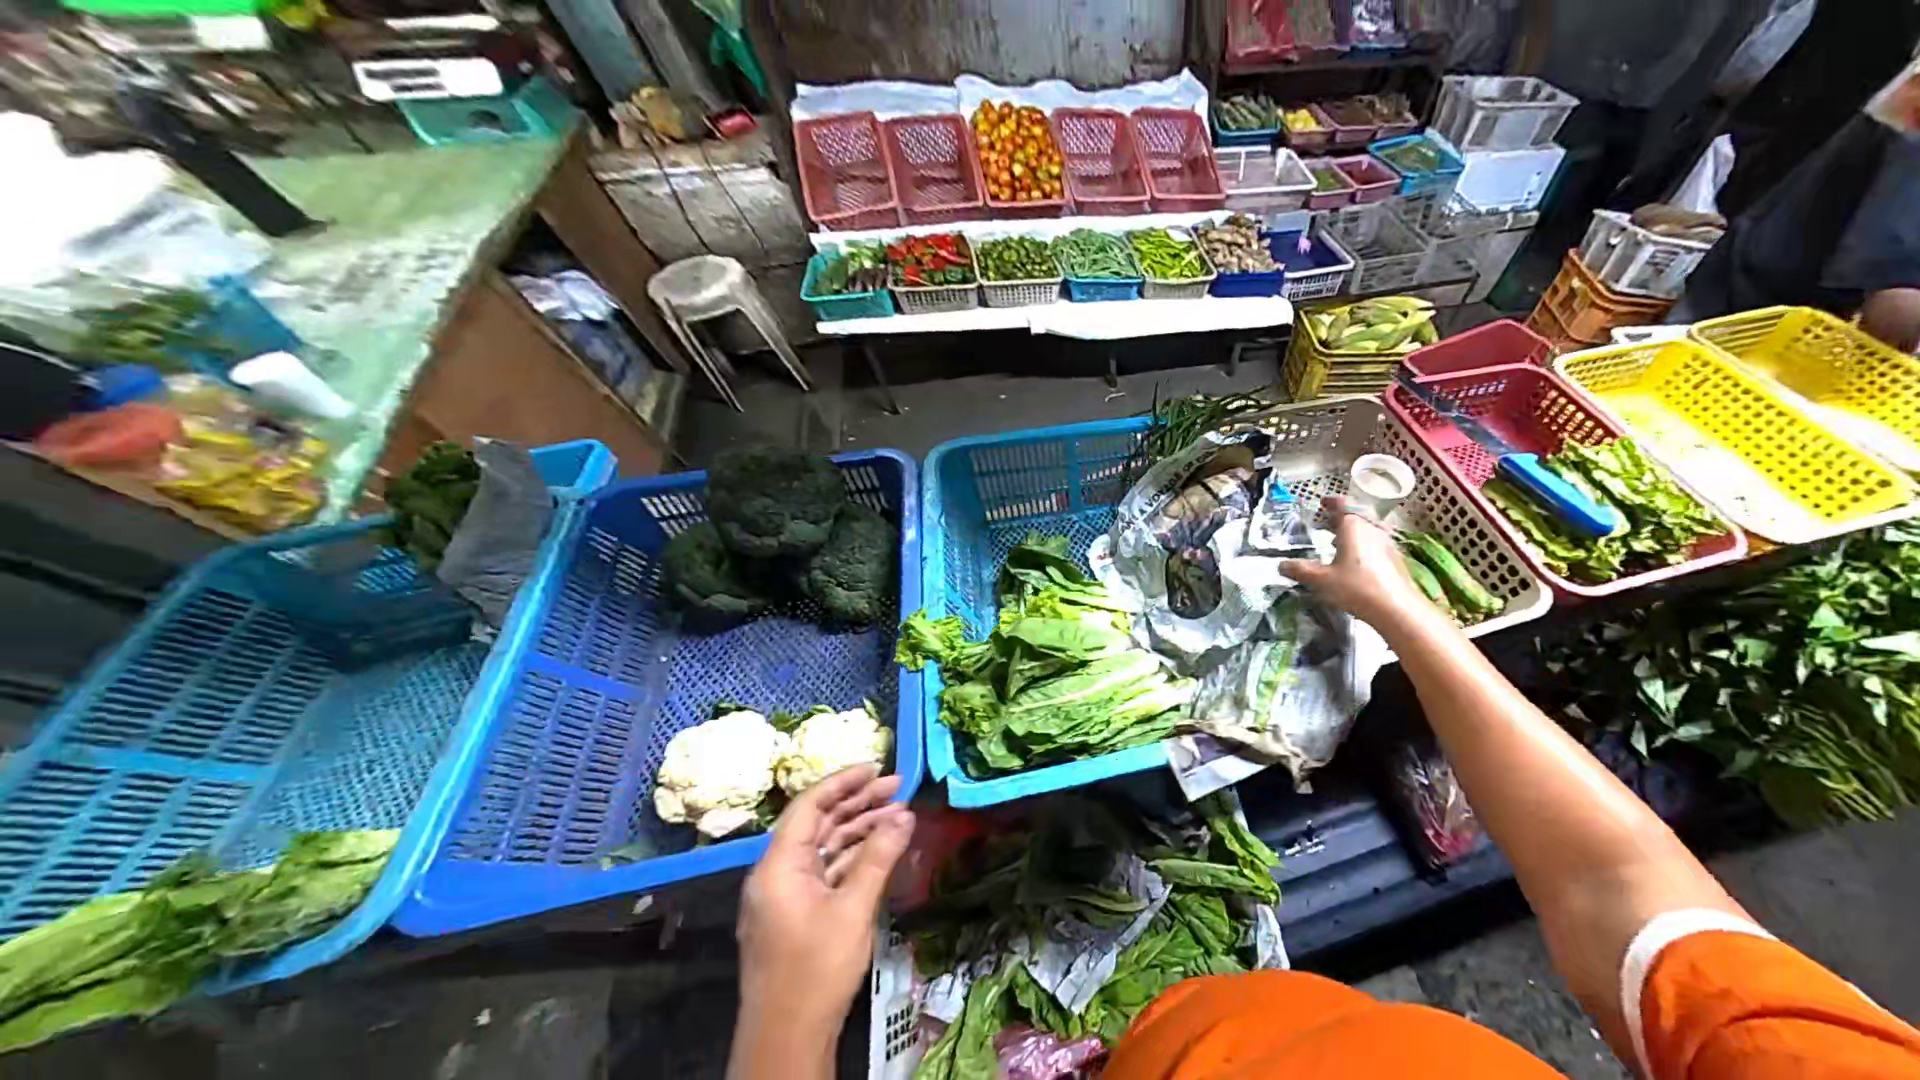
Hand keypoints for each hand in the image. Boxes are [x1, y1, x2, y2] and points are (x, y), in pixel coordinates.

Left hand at [734, 766, 914, 1043]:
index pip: (809, 805)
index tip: (875, 768)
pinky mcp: (798, 912)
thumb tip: (905, 815)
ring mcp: (787, 893)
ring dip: (859, 829)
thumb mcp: (852, 910)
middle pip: (819, 823)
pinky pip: (826, 871)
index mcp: (778, 864)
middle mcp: (777, 871)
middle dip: (858, 802)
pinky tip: (882, 848)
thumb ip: (878, 857)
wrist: (787, 1040)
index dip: (842, 782)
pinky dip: (852, 857)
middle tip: (898, 787)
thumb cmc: (816, 971)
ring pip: (825, 847)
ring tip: (899, 814)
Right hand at [1280, 496, 1430, 628]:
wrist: (1396, 609)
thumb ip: (1300, 570)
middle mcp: (1372, 530)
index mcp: (1353, 527)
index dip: (1331, 502)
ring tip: (1337, 541)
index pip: (1343, 505)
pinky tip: (1354, 560)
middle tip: (1326, 523)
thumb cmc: (1356, 587)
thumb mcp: (1321, 580)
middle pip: (1357, 516)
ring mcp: (1386, 543)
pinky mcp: (1395, 559)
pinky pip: (1375, 543)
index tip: (1322, 503)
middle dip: (1341, 518)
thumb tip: (1281, 565)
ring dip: (1353, 531)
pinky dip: (1363, 544)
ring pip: (1368, 529)